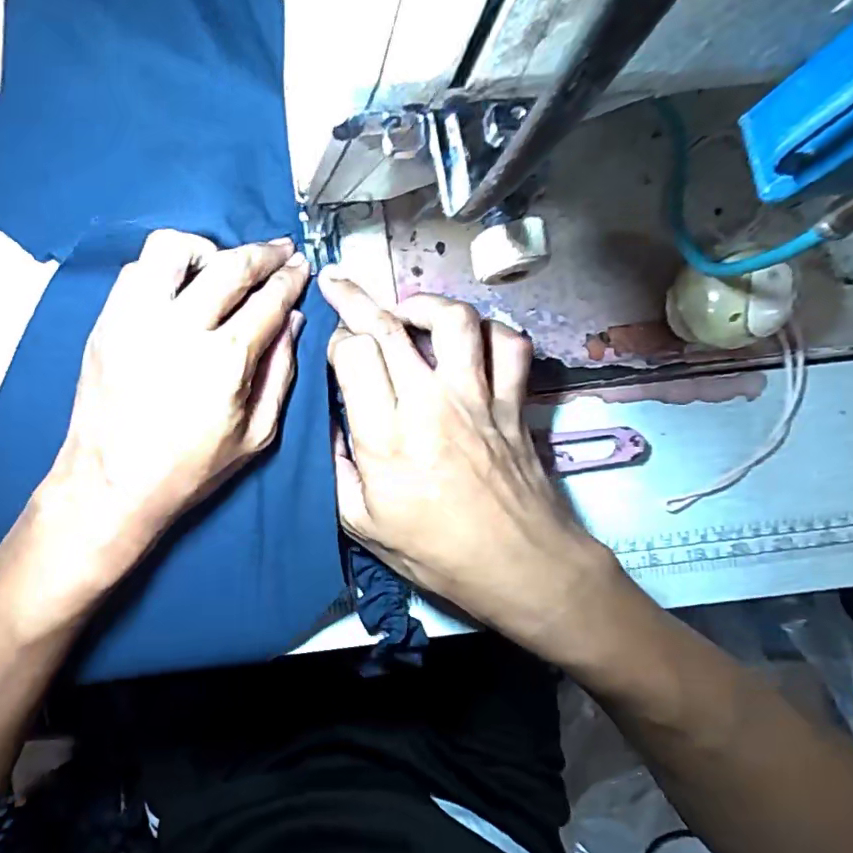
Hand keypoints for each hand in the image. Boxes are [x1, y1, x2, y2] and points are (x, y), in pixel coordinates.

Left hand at [0, 231, 306, 637]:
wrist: (112, 485)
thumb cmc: (190, 469)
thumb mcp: (256, 435)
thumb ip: (281, 373)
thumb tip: (293, 321)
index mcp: (225, 363)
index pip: (268, 302)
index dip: (290, 280)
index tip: (301, 267)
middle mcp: (180, 330)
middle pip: (229, 266)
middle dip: (263, 253)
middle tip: (280, 251)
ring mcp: (136, 321)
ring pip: (173, 250)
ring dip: (208, 250)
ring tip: (222, 264)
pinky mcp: (106, 322)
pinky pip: (137, 270)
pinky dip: (167, 268)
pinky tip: (181, 286)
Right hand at [320, 269, 617, 646]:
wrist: (520, 566)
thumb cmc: (438, 555)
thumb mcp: (364, 526)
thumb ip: (338, 470)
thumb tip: (332, 425)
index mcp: (386, 437)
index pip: (354, 353)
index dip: (338, 339)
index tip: (335, 346)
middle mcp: (431, 404)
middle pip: (390, 325)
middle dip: (356, 298)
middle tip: (340, 285)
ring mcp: (479, 398)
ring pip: (454, 320)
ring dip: (425, 303)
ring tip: (409, 310)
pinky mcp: (514, 402)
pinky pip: (510, 346)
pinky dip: (493, 332)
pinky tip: (474, 341)